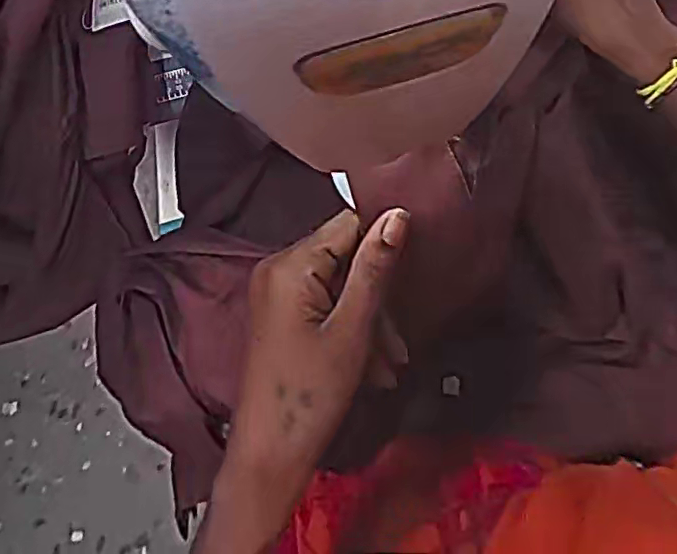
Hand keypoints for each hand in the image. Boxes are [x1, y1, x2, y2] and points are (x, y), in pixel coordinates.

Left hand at [198, 209, 409, 552]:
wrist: (268, 461)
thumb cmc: (307, 399)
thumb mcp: (353, 329)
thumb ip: (375, 267)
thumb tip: (396, 215)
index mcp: (290, 265)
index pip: (349, 223)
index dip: (382, 243)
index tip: (407, 271)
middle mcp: (277, 268)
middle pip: (345, 256)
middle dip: (376, 294)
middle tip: (394, 340)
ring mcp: (276, 291)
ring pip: (339, 283)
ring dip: (368, 316)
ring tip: (387, 361)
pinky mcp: (280, 312)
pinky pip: (325, 302)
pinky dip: (350, 325)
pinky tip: (371, 364)